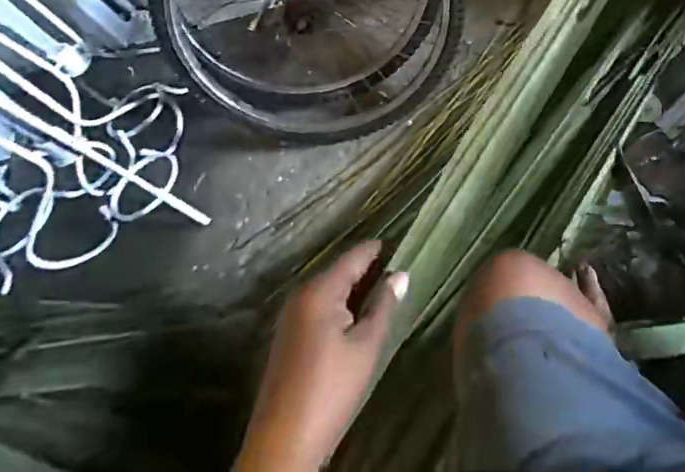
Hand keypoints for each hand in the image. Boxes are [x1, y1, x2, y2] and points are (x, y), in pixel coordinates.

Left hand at [235, 241, 407, 471]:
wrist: (283, 440)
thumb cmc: (331, 390)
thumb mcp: (365, 348)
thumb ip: (383, 307)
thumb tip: (401, 274)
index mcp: (319, 290)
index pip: (353, 257)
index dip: (376, 250)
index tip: (400, 243)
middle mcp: (301, 293)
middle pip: (339, 270)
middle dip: (366, 268)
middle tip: (397, 267)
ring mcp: (291, 314)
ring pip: (329, 288)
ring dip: (354, 287)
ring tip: (384, 290)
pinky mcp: (288, 334)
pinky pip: (318, 305)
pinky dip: (339, 303)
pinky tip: (356, 316)